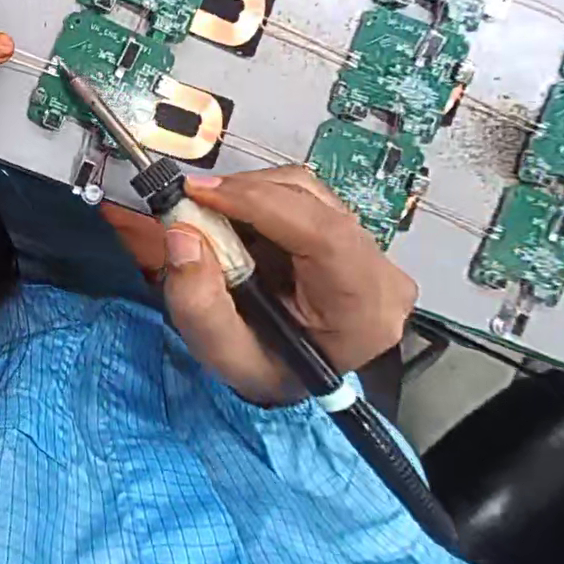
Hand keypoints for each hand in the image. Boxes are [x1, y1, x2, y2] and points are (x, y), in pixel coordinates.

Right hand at [150, 166, 416, 405]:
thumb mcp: (223, 354)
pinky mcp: (347, 233)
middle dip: (244, 193)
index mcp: (364, 310)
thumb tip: (183, 236)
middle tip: (190, 202)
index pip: (323, 234)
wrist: (286, 373)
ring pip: (305, 190)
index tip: (199, 193)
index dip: (259, 202)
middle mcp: (380, 274)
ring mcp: (369, 249)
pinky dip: (255, 197)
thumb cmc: (264, 368)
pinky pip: (300, 196)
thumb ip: (199, 304)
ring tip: (206, 212)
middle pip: (313, 202)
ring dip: (247, 193)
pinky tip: (230, 218)